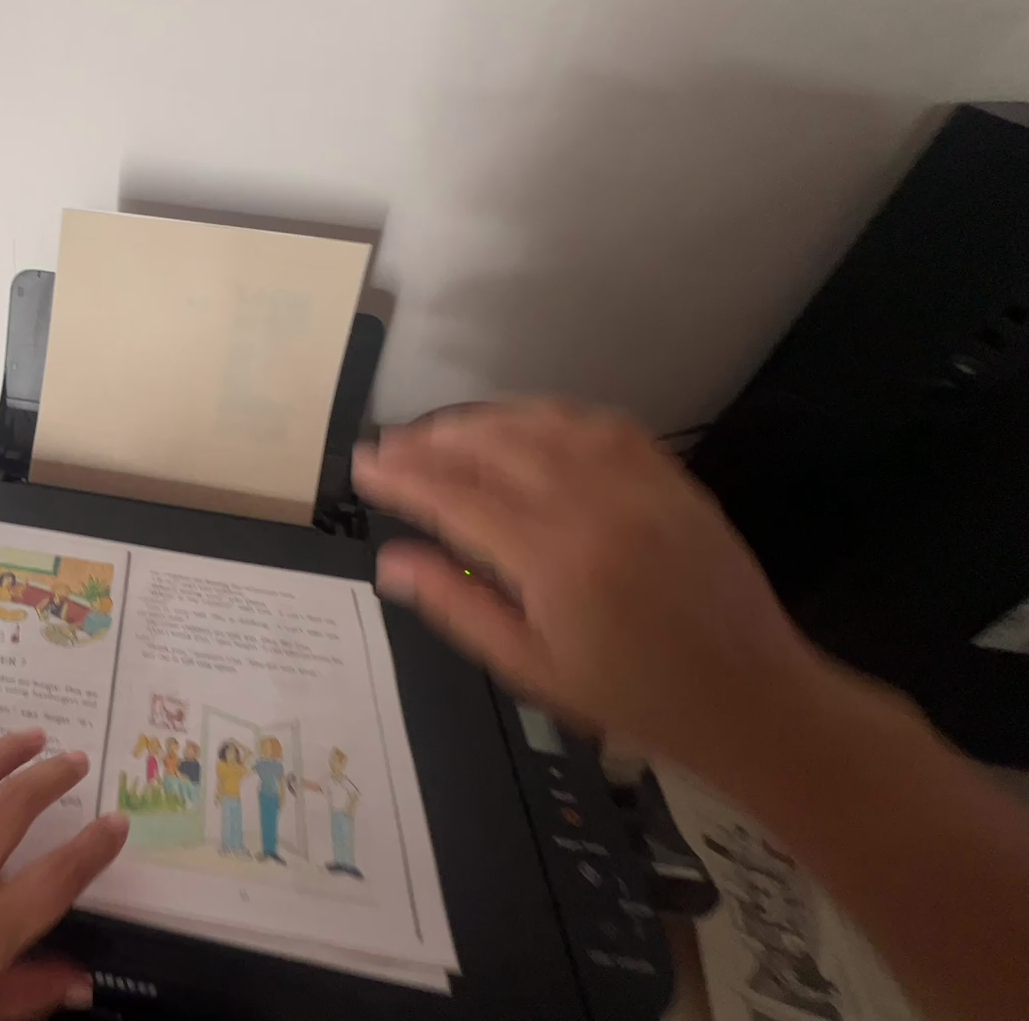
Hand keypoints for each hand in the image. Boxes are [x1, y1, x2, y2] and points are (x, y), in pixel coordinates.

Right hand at [352, 400, 835, 765]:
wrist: (755, 701)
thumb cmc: (629, 694)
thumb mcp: (525, 665)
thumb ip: (454, 604)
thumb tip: (390, 561)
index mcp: (555, 559)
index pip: (456, 498)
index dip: (401, 478)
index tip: (363, 465)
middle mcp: (596, 507)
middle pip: (495, 446)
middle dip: (431, 440)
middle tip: (388, 444)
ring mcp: (640, 486)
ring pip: (544, 424)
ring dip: (481, 420)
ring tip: (438, 430)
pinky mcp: (670, 480)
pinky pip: (599, 425)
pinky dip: (546, 415)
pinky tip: (519, 424)